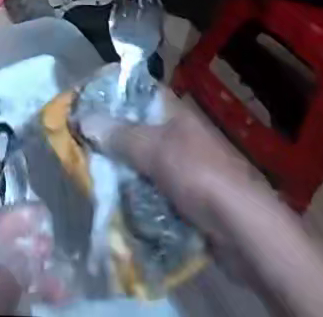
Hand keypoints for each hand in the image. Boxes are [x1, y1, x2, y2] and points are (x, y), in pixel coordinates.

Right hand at [76, 97, 268, 243]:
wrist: (241, 227)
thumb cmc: (200, 175)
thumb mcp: (156, 150)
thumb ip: (121, 135)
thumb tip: (83, 117)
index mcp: (176, 114)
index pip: (140, 95)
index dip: (113, 97)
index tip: (83, 106)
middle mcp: (180, 137)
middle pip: (139, 133)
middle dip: (112, 143)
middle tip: (80, 152)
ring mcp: (185, 169)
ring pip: (144, 167)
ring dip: (123, 176)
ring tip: (92, 183)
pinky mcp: (187, 201)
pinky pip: (154, 195)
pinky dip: (137, 201)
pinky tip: (117, 209)